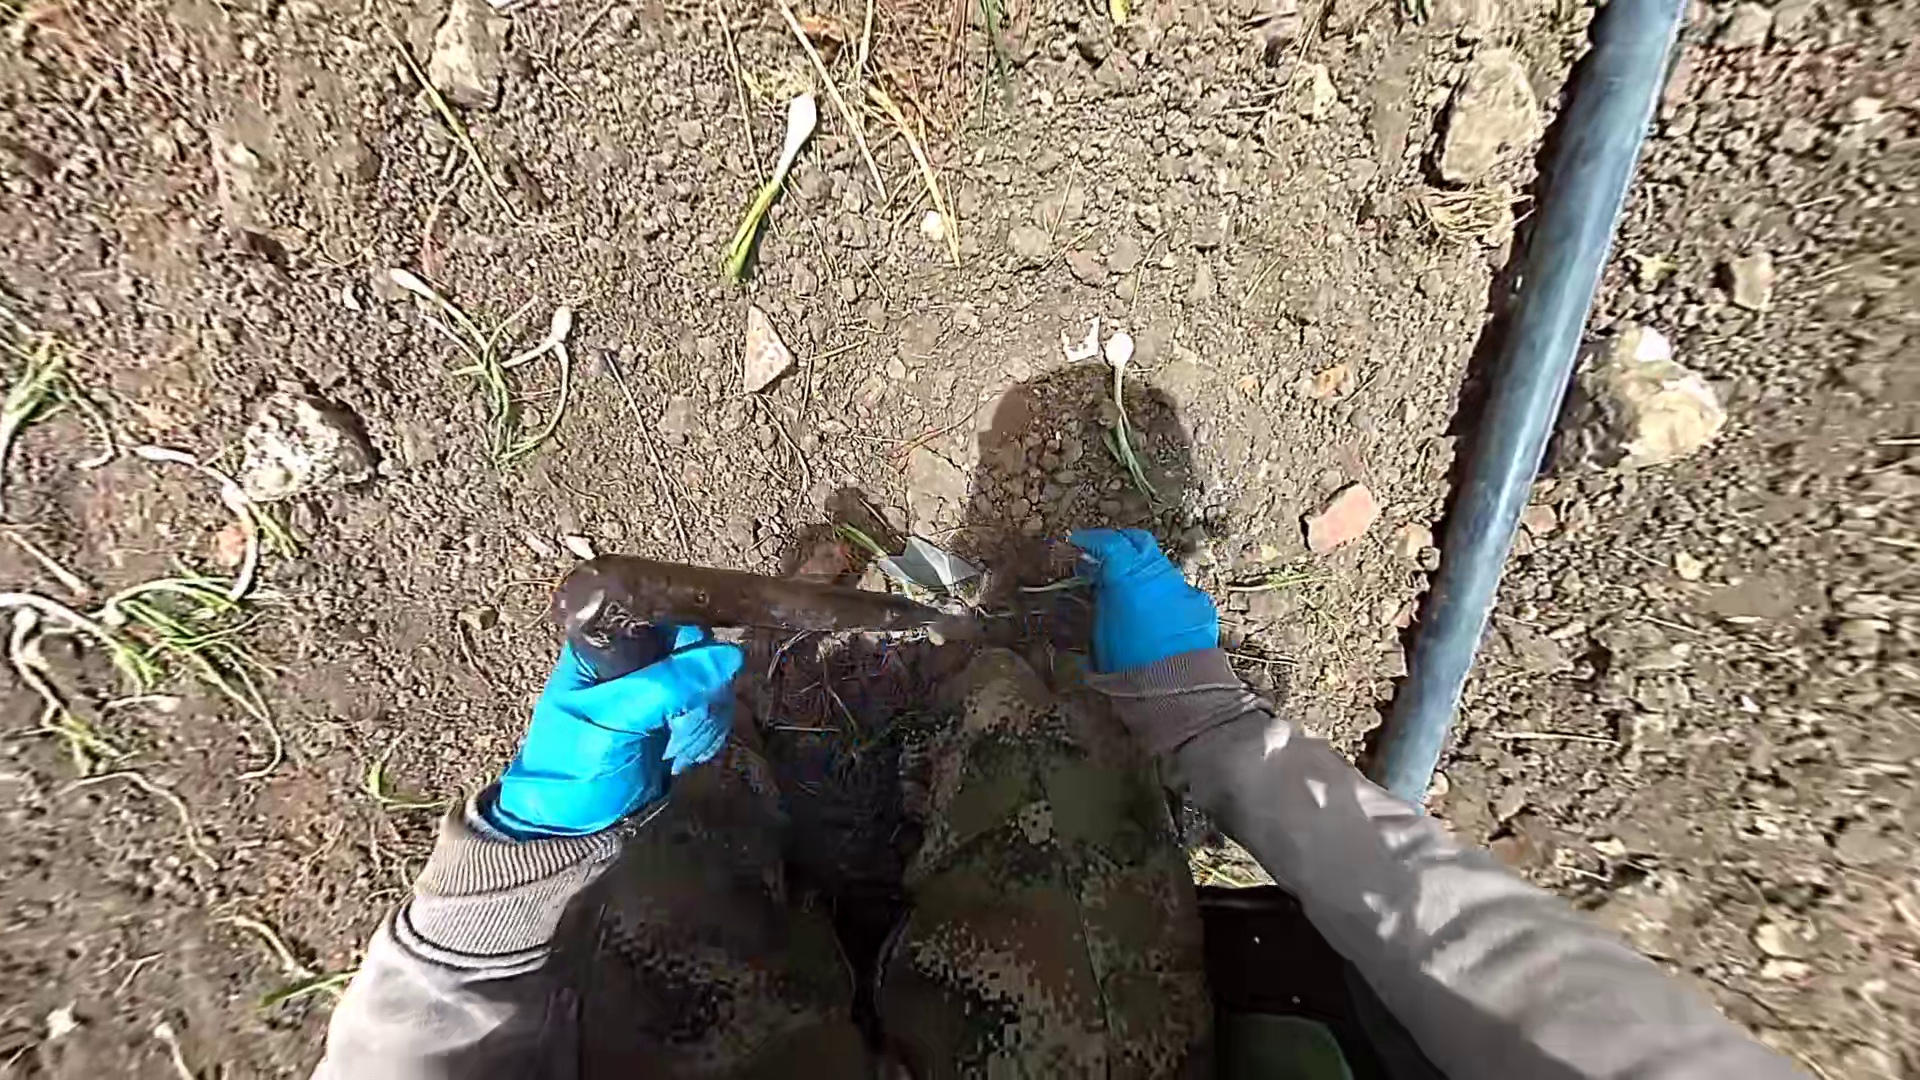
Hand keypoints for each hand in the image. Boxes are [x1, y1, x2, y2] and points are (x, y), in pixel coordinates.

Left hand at [485, 626, 744, 838]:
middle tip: (679, 728)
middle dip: (701, 696)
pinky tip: (685, 754)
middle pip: (703, 653)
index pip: (672, 623)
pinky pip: (718, 708)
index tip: (694, 686)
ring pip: (716, 682)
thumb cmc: (575, 764)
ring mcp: (665, 686)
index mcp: (612, 644)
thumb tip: (730, 655)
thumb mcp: (615, 718)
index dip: (694, 650)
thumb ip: (670, 682)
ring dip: (706, 720)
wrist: (572, 825)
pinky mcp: (683, 713)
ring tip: (676, 748)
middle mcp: (643, 658)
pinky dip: (710, 734)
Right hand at [1071, 528, 1218, 673]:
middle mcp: (1161, 576)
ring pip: (1159, 566)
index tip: (1080, 544)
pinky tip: (1152, 612)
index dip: (1092, 540)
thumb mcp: (1101, 631)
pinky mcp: (1199, 606)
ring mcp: (1183, 589)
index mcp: (1131, 578)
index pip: (1111, 542)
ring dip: (1141, 572)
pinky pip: (1177, 589)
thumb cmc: (1132, 668)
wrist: (1177, 691)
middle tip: (1102, 558)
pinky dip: (1162, 594)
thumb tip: (1096, 582)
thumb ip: (1100, 598)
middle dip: (1120, 545)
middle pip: (1139, 543)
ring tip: (1126, 590)